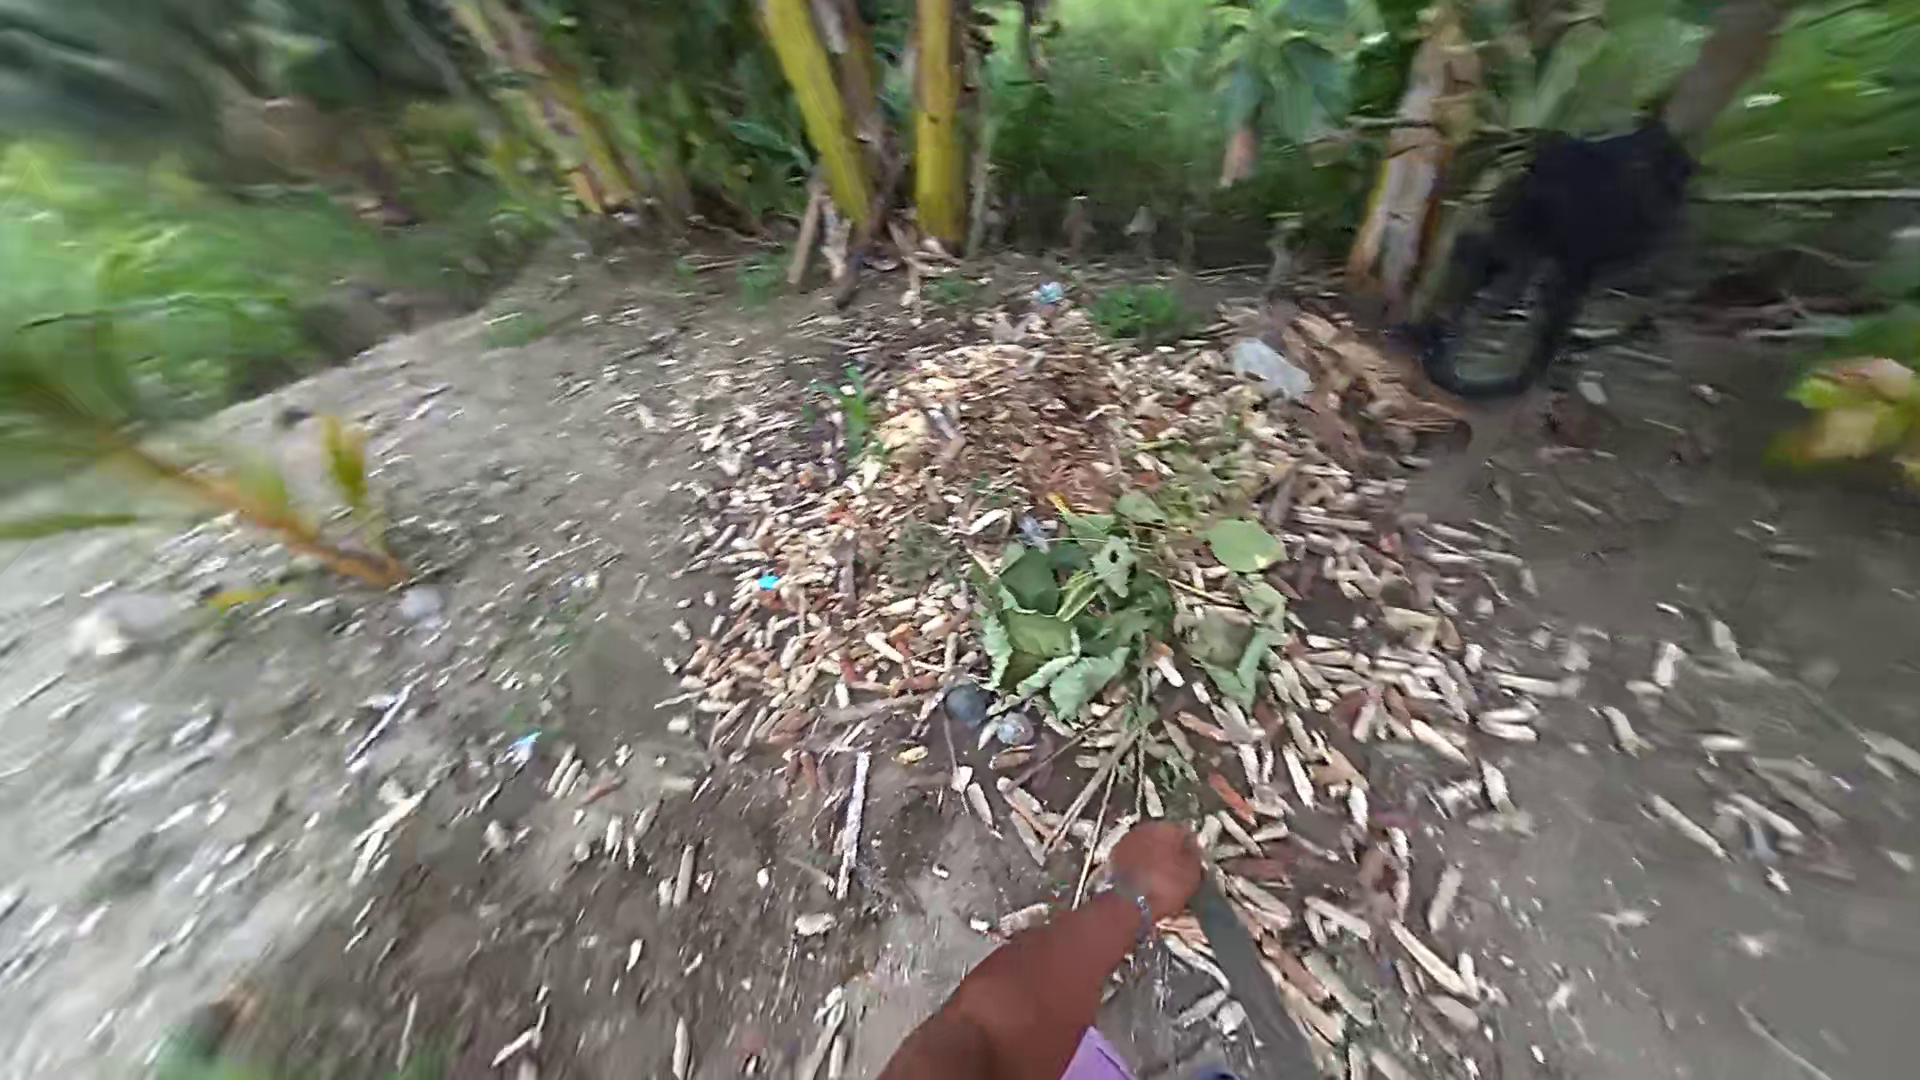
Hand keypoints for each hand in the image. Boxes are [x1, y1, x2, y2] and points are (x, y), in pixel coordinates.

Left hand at [1108, 823, 1202, 920]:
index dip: (1189, 845)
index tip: (1193, 859)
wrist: (1130, 900)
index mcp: (1166, 828)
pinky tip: (1145, 875)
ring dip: (1153, 853)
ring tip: (1161, 873)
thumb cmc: (1166, 885)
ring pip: (1147, 842)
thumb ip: (1194, 854)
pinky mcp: (1116, 851)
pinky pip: (1134, 853)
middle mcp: (1145, 827)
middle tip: (1177, 867)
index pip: (1183, 830)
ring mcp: (1128, 838)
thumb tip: (1192, 844)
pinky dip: (1140, 861)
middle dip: (1170, 848)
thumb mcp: (1191, 873)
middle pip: (1163, 835)